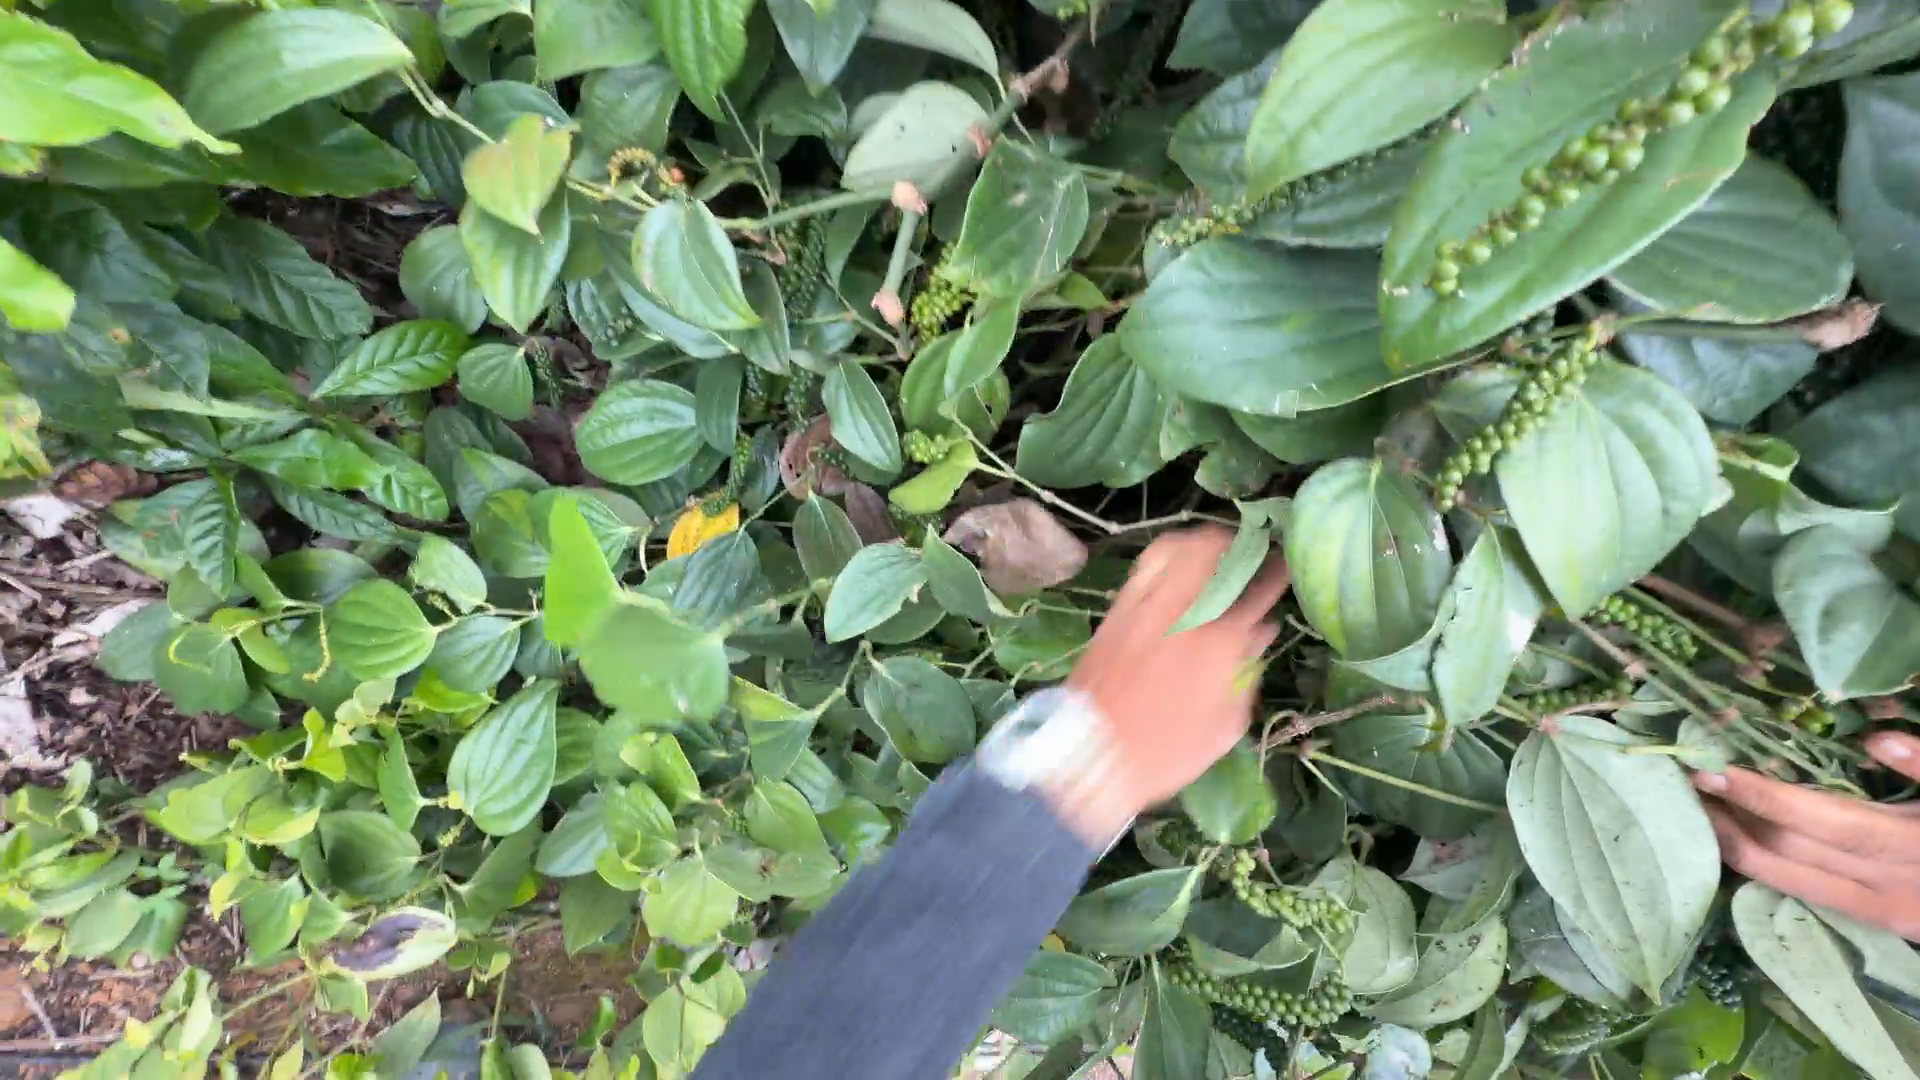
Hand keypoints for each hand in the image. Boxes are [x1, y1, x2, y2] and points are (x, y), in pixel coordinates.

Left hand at [1050, 528, 1288, 842]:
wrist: (1091, 752)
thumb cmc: (1165, 750)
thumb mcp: (1223, 725)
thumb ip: (1246, 674)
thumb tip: (1259, 634)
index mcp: (1219, 644)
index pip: (1257, 593)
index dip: (1275, 574)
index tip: (1284, 564)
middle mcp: (1182, 613)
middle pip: (1216, 552)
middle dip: (1238, 544)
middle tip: (1249, 550)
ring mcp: (1144, 606)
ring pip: (1177, 549)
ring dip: (1201, 543)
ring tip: (1215, 550)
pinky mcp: (1117, 610)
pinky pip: (1145, 567)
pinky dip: (1167, 557)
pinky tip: (1177, 566)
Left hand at [1694, 732, 1919, 939]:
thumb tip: (1878, 741)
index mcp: (1911, 847)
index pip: (1817, 821)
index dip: (1757, 794)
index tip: (1704, 766)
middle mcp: (1888, 886)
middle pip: (1780, 848)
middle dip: (1722, 812)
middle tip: (1670, 774)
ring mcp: (1876, 910)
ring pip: (1775, 874)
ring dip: (1723, 835)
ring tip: (1682, 797)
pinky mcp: (1869, 919)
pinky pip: (1792, 887)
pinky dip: (1750, 856)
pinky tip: (1719, 826)